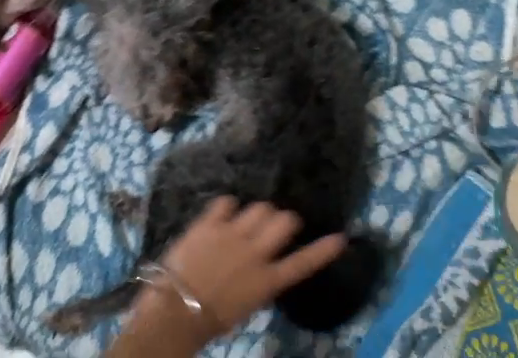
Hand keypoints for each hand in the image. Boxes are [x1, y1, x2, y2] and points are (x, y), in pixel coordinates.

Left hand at [153, 197, 347, 342]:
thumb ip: (262, 279)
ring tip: (249, 219)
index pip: (303, 263)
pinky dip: (228, 206)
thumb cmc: (214, 315)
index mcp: (268, 281)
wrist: (177, 310)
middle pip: (284, 221)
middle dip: (285, 219)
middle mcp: (255, 253)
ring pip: (260, 207)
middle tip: (277, 224)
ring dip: (259, 212)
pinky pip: (227, 201)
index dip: (324, 250)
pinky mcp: (210, 224)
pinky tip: (225, 214)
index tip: (340, 239)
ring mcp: (233, 234)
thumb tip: (267, 261)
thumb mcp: (248, 302)